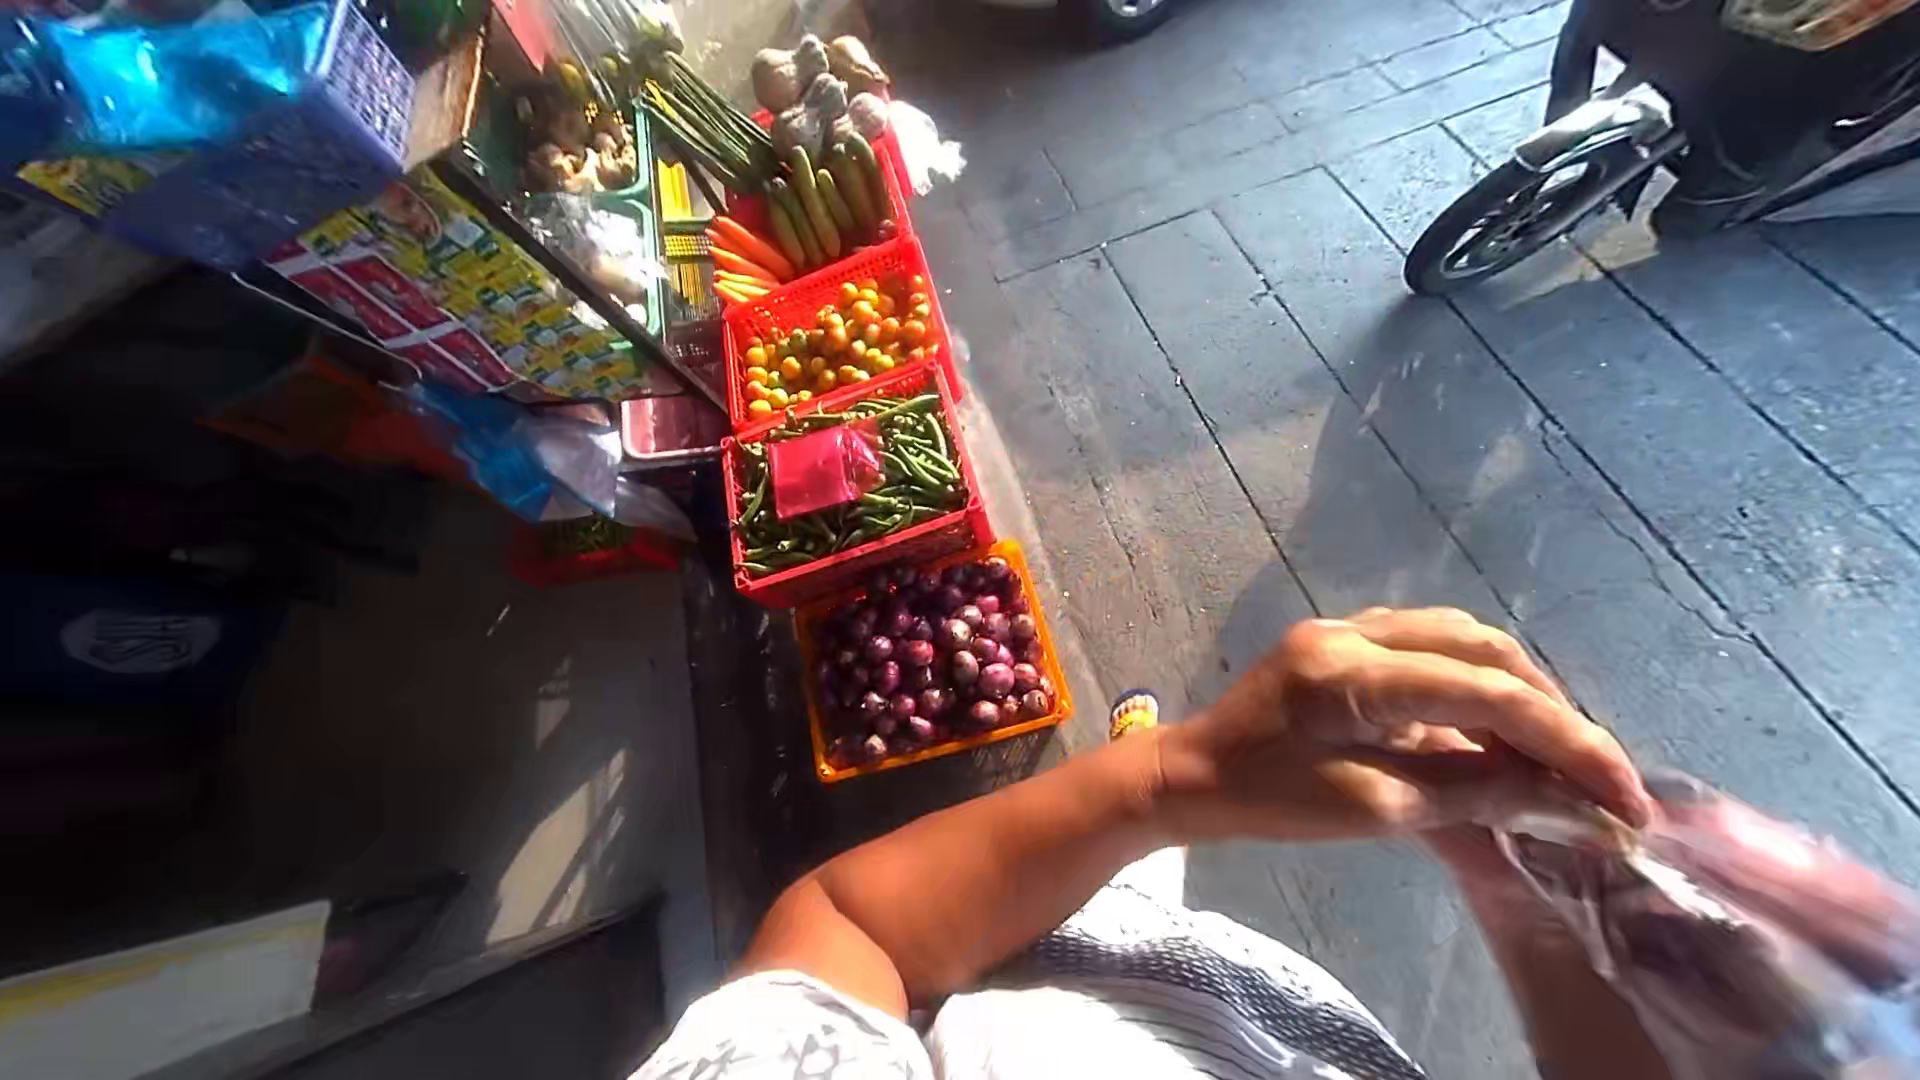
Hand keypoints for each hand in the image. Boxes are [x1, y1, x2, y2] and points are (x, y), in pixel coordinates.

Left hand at [1154, 607, 1651, 840]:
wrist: (1194, 773)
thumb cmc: (1269, 797)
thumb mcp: (1375, 806)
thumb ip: (1475, 791)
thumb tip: (1573, 800)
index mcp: (1350, 671)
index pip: (1486, 690)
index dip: (1569, 743)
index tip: (1626, 803)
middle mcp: (1346, 633)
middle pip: (1476, 643)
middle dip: (1543, 705)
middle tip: (1583, 774)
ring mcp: (1335, 630)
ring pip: (1449, 636)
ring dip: (1505, 686)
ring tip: (1540, 751)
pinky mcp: (1329, 643)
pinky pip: (1415, 645)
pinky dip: (1460, 679)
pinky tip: (1478, 724)